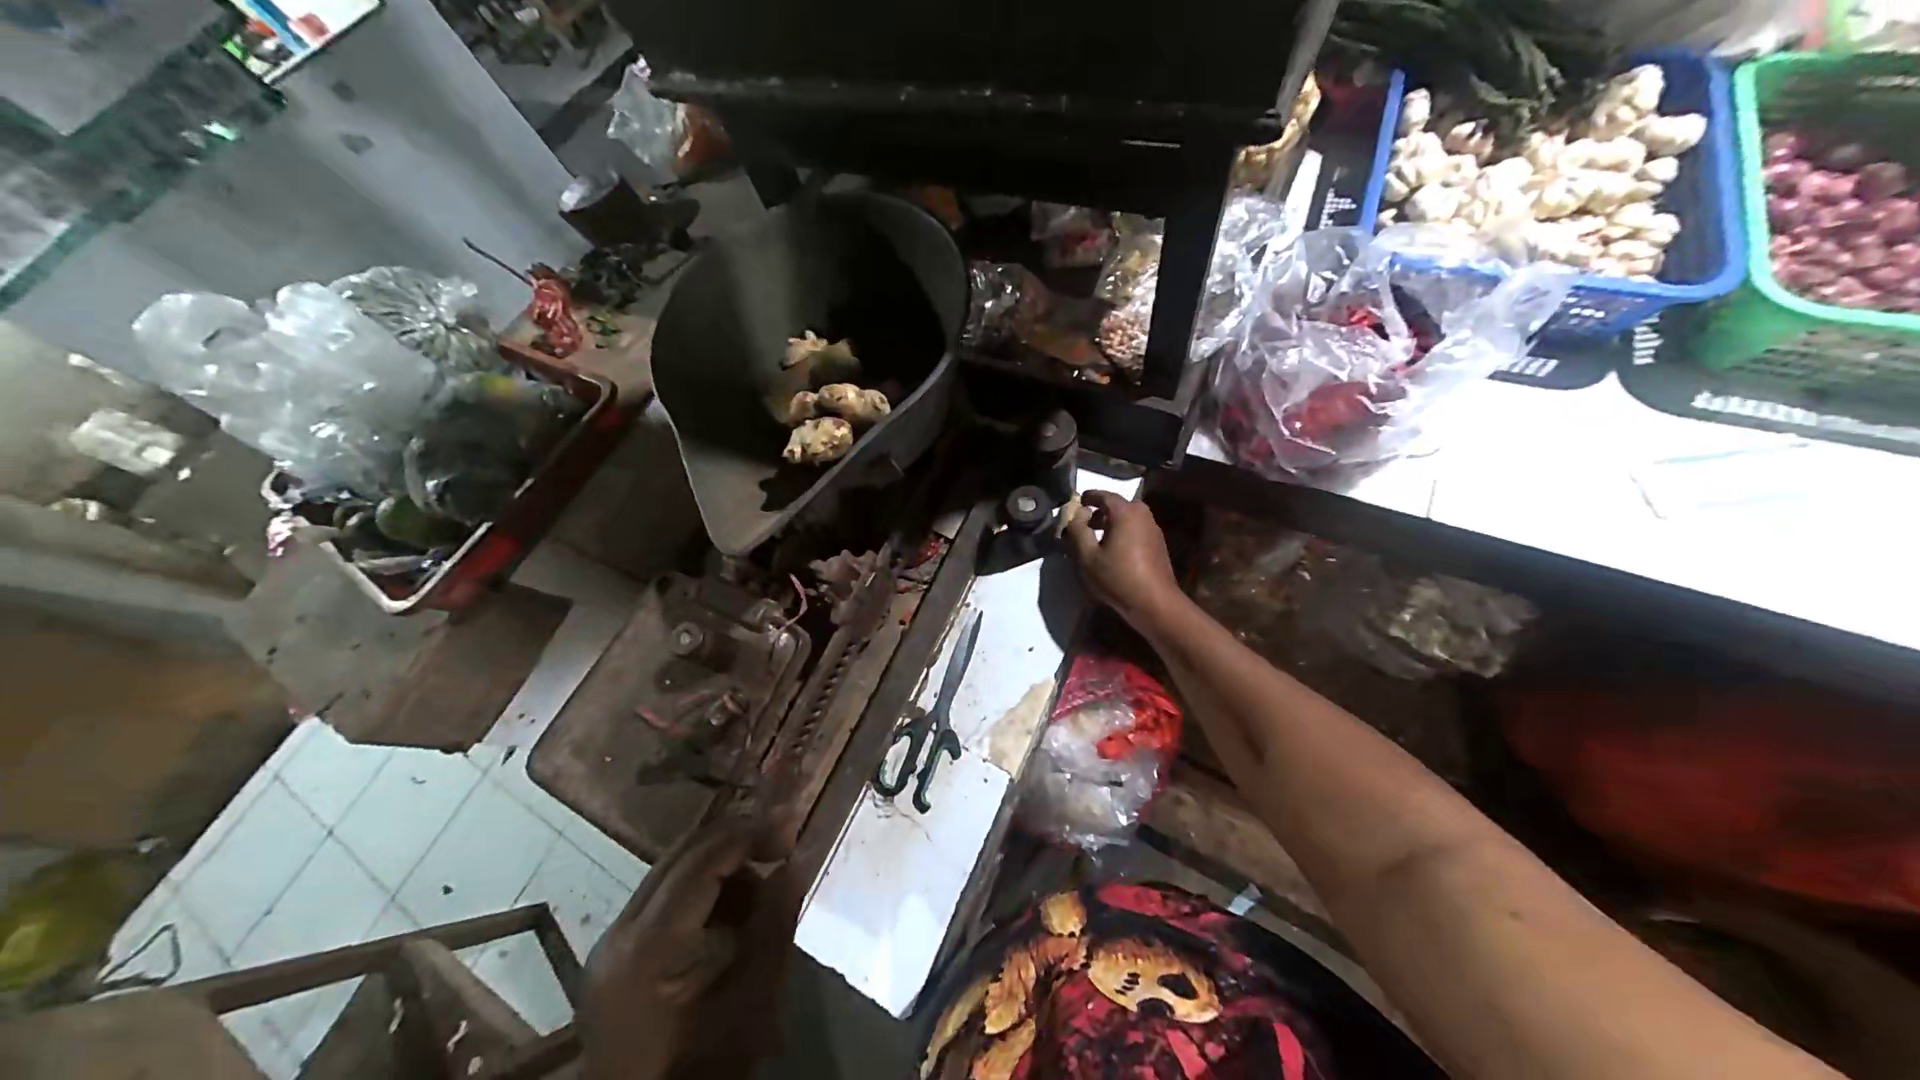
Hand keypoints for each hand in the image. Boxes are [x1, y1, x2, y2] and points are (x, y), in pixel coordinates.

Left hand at [580, 818, 794, 1079]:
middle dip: (736, 839)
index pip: (701, 862)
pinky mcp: (616, 951)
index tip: (792, 828)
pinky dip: (704, 889)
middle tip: (784, 840)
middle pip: (682, 854)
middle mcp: (621, 931)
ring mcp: (612, 940)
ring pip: (673, 868)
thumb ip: (772, 931)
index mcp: (649, 946)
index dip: (748, 835)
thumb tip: (793, 869)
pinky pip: (664, 895)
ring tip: (764, 889)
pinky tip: (734, 915)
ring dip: (722, 864)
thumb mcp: (747, 1005)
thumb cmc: (697, 1068)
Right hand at [1063, 490, 1188, 634]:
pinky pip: (1135, 528)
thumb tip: (1075, 514)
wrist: (1154, 602)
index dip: (1086, 498)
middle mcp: (1142, 513)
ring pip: (1127, 517)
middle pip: (1116, 505)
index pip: (1102, 495)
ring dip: (1110, 523)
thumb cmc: (1118, 577)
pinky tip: (1113, 550)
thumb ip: (1077, 530)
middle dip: (1098, 512)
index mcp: (1125, 511)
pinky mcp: (1157, 542)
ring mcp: (1153, 527)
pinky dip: (1122, 532)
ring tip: (1095, 539)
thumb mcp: (1087, 556)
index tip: (1074, 506)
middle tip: (1083, 525)